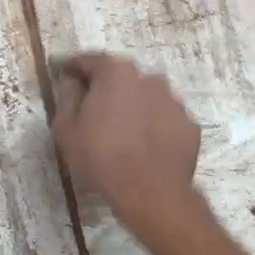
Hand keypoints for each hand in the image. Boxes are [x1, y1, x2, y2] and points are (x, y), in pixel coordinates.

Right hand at [51, 53, 203, 241]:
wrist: (150, 193)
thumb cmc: (100, 158)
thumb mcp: (66, 129)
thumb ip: (67, 97)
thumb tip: (72, 82)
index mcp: (116, 73)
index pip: (89, 60)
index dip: (74, 69)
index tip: (65, 78)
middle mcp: (148, 78)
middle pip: (120, 77)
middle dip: (106, 90)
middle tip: (93, 113)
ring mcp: (173, 101)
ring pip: (145, 98)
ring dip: (132, 108)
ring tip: (122, 135)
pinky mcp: (189, 125)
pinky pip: (164, 120)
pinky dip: (153, 128)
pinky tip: (144, 148)